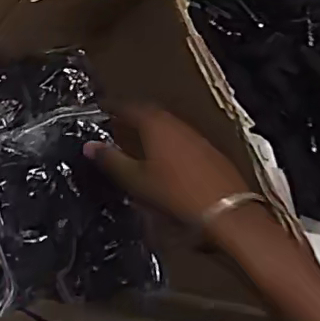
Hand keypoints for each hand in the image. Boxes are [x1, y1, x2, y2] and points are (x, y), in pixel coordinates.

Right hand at [82, 103, 252, 225]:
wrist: (229, 214)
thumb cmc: (175, 193)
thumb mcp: (135, 179)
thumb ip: (111, 160)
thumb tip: (90, 146)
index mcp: (155, 125)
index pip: (129, 107)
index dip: (113, 107)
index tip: (100, 108)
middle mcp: (177, 125)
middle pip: (150, 114)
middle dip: (132, 117)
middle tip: (117, 124)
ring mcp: (198, 138)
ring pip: (168, 127)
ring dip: (152, 130)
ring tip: (138, 142)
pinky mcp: (213, 154)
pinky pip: (183, 140)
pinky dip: (169, 143)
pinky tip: (165, 160)